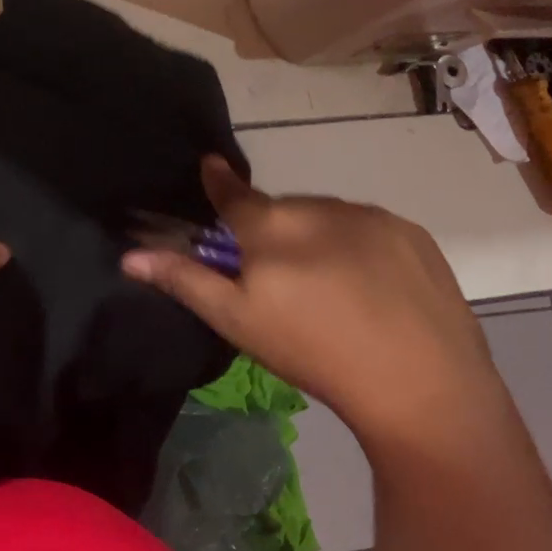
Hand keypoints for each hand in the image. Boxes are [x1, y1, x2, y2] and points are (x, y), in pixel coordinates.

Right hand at [122, 156, 495, 427]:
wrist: (420, 385)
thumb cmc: (312, 352)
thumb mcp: (236, 321)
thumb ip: (185, 280)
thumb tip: (130, 256)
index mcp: (273, 227)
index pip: (234, 194)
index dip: (218, 181)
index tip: (210, 166)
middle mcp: (321, 208)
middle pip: (281, 210)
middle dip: (270, 230)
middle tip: (273, 277)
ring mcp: (374, 218)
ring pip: (325, 217)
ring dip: (313, 237)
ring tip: (324, 286)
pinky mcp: (415, 235)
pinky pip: (367, 227)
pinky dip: (355, 244)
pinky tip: (364, 286)